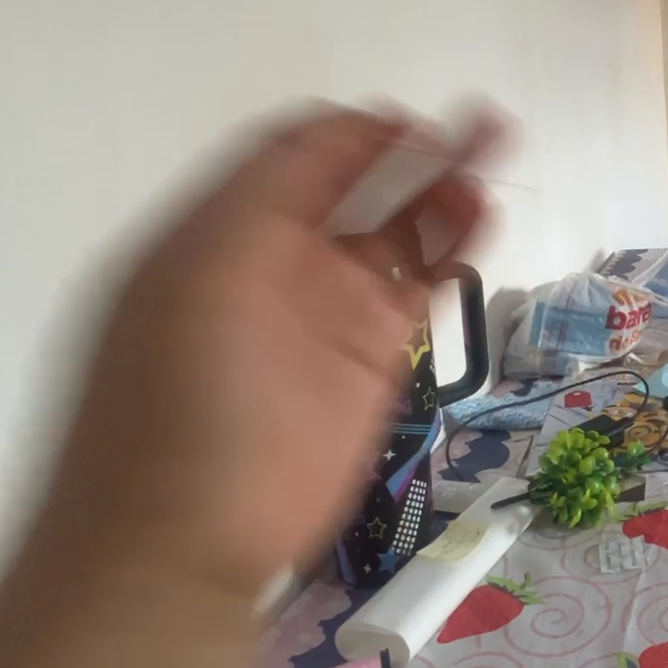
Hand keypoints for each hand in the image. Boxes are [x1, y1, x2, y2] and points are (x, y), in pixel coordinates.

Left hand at [31, 106, 498, 598]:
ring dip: (447, 197)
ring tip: (488, 181)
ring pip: (404, 229)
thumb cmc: (179, 398)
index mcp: (230, 227)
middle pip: (367, 184)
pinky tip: (480, 228)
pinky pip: (422, 282)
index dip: (363, 132)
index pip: (305, 155)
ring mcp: (334, 303)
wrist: (185, 541)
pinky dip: (453, 250)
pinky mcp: (376, 347)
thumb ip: (273, 189)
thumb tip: (355, 126)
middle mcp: (285, 255)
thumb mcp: (199, 271)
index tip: (418, 127)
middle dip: (422, 154)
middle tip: (484, 132)